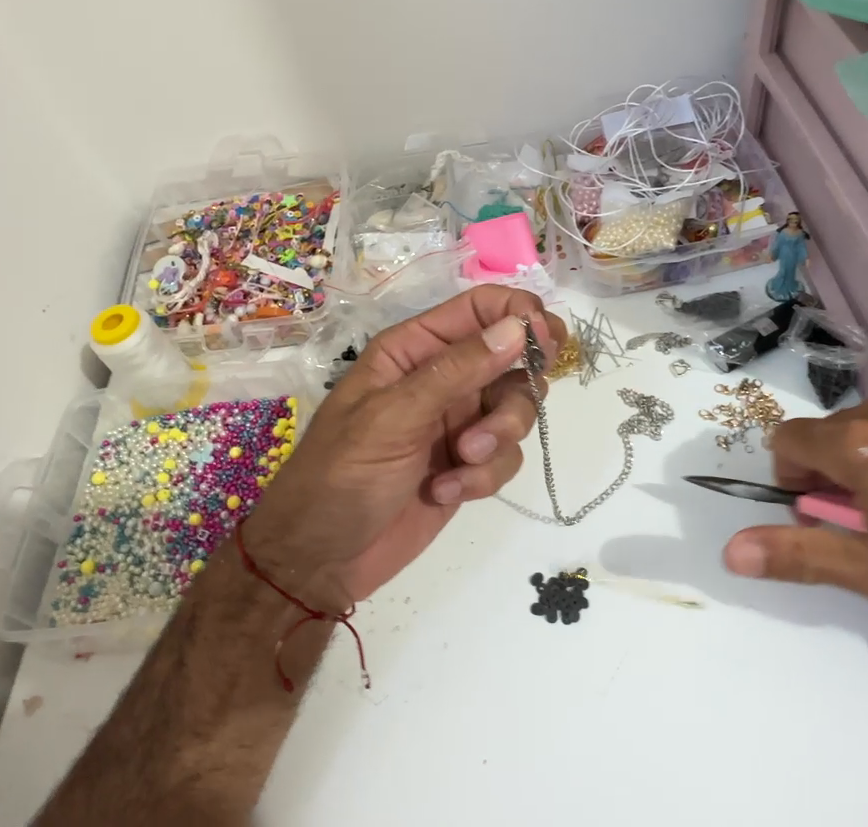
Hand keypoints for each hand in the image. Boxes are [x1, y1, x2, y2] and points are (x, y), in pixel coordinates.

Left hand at [242, 286, 563, 605]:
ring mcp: (457, 423)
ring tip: (464, 460)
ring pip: (516, 410)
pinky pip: (505, 457)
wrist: (321, 559)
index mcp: (414, 350)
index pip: (479, 308)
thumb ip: (458, 370)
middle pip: (511, 360)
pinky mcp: (467, 465)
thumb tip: (519, 326)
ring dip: (498, 438)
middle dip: (516, 391)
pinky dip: (483, 476)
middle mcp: (441, 378)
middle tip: (503, 417)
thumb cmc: (341, 474)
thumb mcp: (394, 416)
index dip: (517, 313)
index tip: (546, 340)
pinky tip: (443, 492)